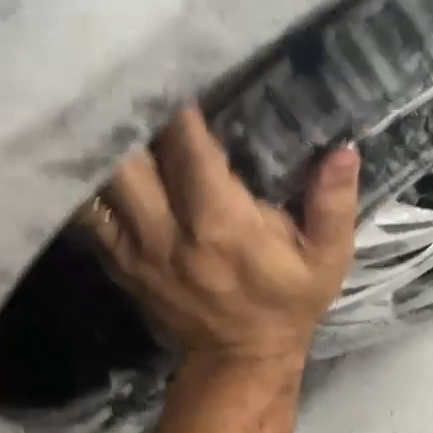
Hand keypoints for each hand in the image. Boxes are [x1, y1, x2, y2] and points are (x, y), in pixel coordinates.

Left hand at [78, 102, 360, 373]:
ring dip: (102, 150)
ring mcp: (135, 250)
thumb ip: (333, 203)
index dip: (179, 113)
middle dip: (129, 122)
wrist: (241, 358)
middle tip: (133, 85)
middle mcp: (168, 232)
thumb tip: (344, 151)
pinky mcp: (119, 263)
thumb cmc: (289, 301)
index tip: (175, 74)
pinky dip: (89, 185)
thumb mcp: (329, 256)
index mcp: (222, 224)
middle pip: (127, 163)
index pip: (190, 153)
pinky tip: (94, 159)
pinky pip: (88, 216)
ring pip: (98, 187)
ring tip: (106, 112)